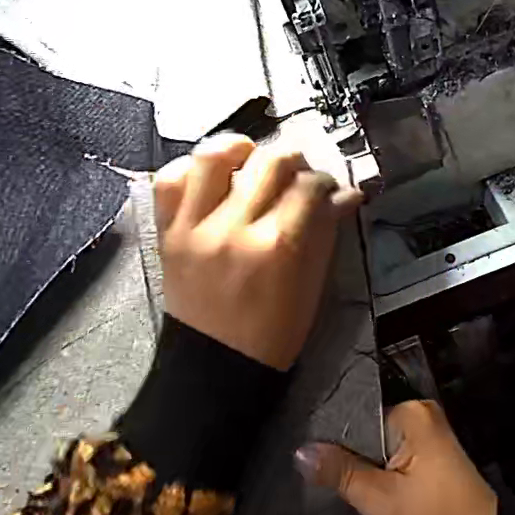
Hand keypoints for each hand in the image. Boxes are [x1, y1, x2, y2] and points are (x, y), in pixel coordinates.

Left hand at [153, 134, 362, 370]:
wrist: (215, 365)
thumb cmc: (274, 332)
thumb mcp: (312, 285)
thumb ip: (326, 232)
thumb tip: (346, 194)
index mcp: (278, 247)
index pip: (309, 186)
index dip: (325, 181)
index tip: (326, 190)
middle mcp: (234, 230)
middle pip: (270, 162)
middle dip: (294, 162)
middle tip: (297, 177)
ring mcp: (195, 228)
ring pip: (215, 156)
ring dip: (241, 149)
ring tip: (251, 160)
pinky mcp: (167, 233)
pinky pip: (170, 180)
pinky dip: (192, 168)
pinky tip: (212, 176)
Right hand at [297, 400, 496, 514]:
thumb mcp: (381, 502)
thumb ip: (340, 472)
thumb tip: (300, 451)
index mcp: (411, 413)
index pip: (355, 418)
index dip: (328, 442)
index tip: (301, 460)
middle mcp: (420, 415)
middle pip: (365, 433)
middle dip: (342, 457)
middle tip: (306, 476)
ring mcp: (426, 436)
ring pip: (376, 449)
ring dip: (357, 469)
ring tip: (321, 484)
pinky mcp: (428, 457)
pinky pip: (390, 459)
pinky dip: (374, 475)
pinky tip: (351, 491)